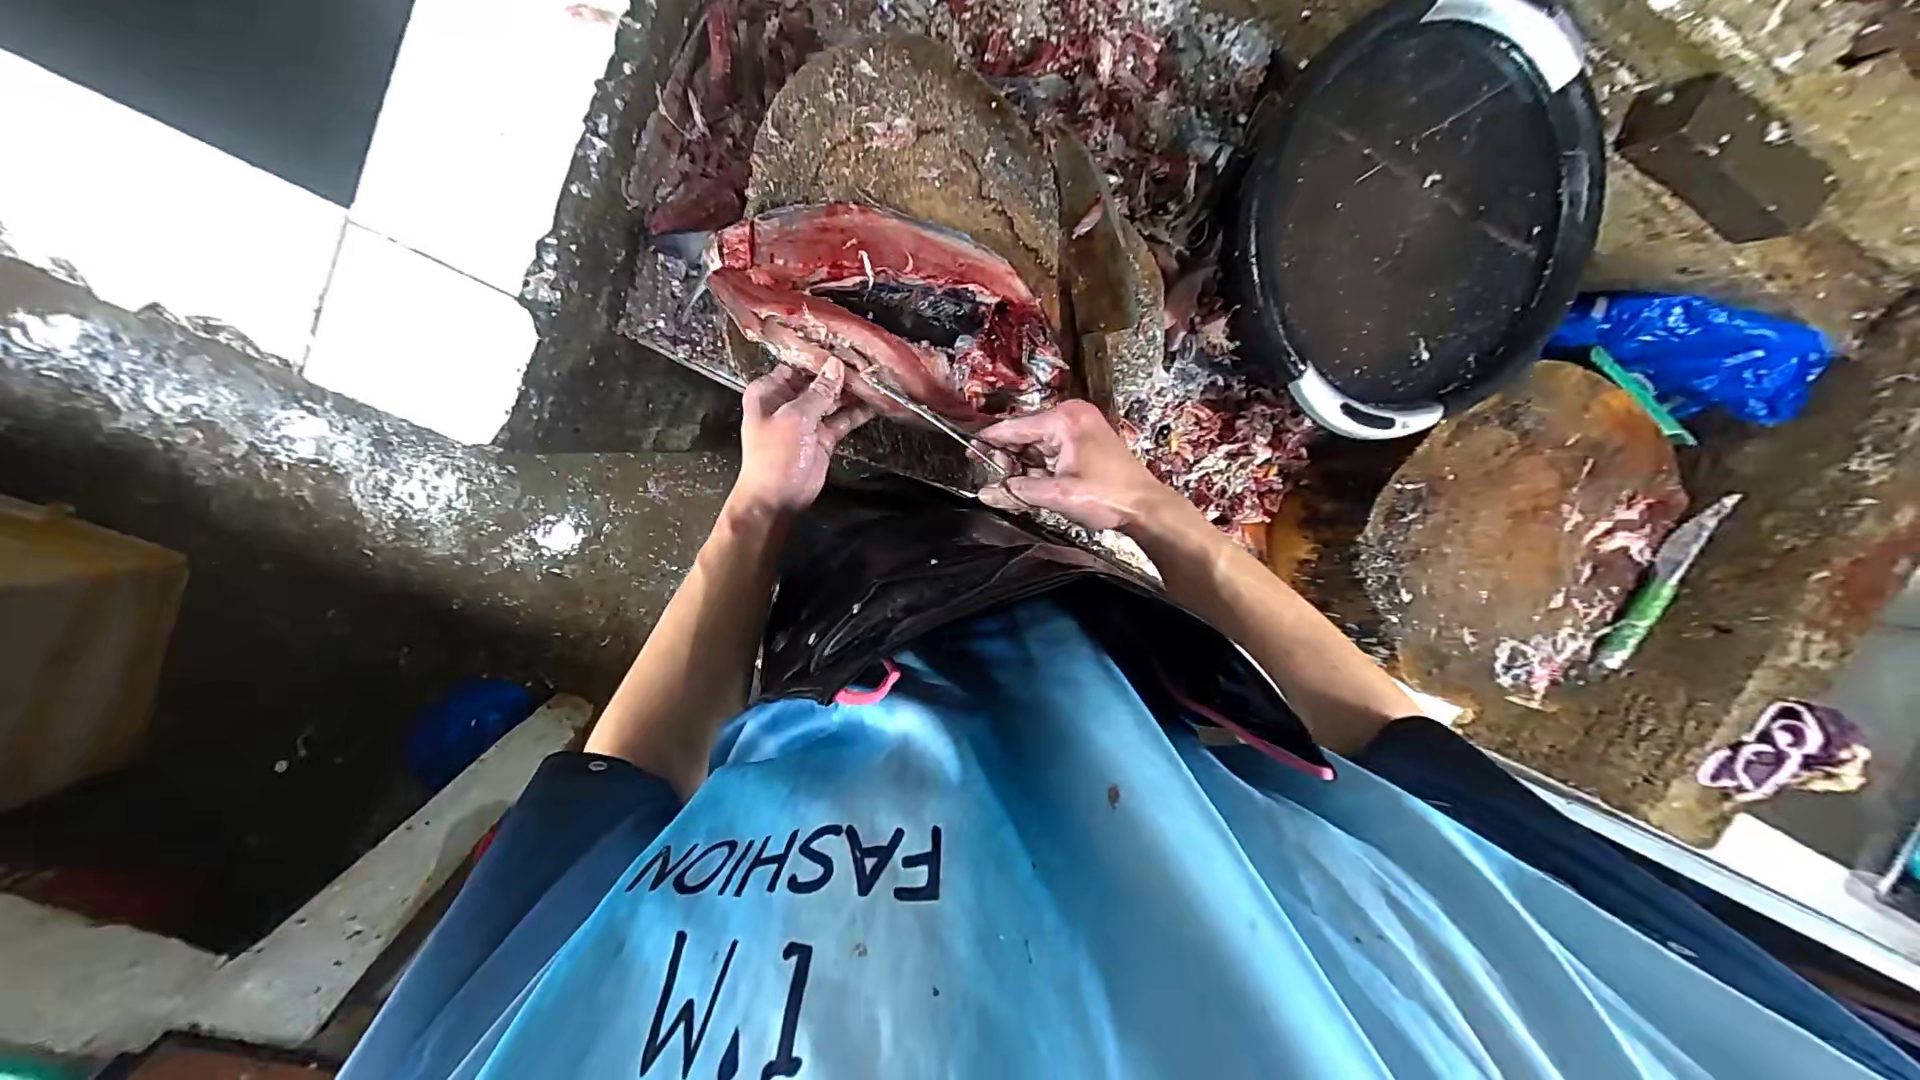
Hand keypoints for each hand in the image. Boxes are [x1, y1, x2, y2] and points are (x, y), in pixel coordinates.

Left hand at [729, 359, 874, 519]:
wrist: (777, 497)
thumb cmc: (774, 455)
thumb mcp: (794, 417)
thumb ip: (818, 392)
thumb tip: (836, 366)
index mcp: (769, 392)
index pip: (796, 365)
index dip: (820, 357)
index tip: (845, 346)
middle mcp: (787, 402)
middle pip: (817, 381)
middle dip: (840, 374)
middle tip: (867, 360)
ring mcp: (807, 420)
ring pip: (833, 400)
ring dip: (852, 392)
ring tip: (876, 378)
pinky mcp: (823, 437)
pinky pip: (842, 420)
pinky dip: (857, 413)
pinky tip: (875, 402)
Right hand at [976, 399, 1186, 532]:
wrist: (1146, 507)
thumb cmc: (1109, 496)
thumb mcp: (1057, 494)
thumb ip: (1017, 491)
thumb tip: (986, 492)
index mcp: (1064, 420)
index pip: (1015, 427)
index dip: (990, 441)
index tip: (971, 451)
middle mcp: (1072, 416)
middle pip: (1026, 434)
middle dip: (1009, 457)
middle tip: (995, 479)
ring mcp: (1081, 427)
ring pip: (1038, 443)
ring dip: (1025, 464)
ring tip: (1013, 485)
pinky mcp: (1087, 441)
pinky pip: (1053, 449)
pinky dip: (1041, 465)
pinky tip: (1034, 483)